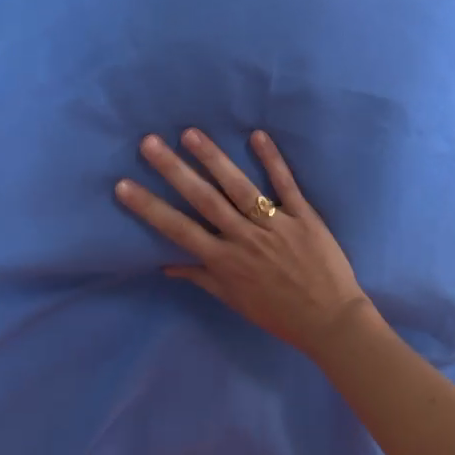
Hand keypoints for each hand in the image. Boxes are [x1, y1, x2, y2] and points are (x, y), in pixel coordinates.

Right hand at [116, 128, 375, 357]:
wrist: (330, 321)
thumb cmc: (279, 313)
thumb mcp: (235, 301)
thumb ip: (202, 278)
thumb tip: (167, 264)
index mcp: (225, 262)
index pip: (179, 229)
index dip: (149, 207)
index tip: (123, 185)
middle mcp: (244, 240)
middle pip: (204, 200)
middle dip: (174, 171)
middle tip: (149, 143)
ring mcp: (275, 226)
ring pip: (239, 187)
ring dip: (214, 159)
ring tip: (190, 133)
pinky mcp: (304, 217)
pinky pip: (285, 185)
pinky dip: (272, 159)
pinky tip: (257, 135)